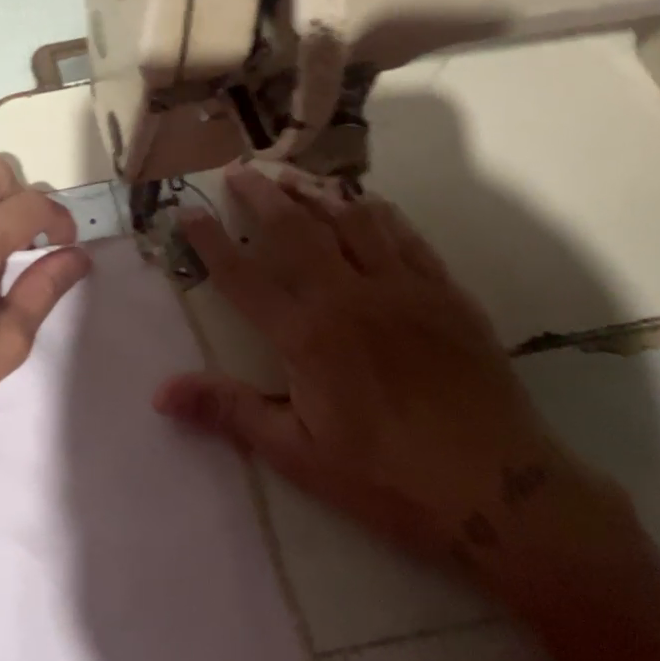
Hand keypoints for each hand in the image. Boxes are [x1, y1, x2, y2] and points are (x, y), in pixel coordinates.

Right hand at [153, 164, 636, 584]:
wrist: (498, 489)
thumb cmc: (386, 477)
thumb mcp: (297, 454)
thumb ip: (230, 411)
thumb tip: (162, 392)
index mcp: (306, 336)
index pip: (244, 276)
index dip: (210, 241)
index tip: (188, 212)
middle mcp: (349, 297)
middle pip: (296, 230)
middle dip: (262, 196)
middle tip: (239, 171)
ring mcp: (403, 289)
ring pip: (352, 220)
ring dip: (317, 194)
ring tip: (293, 177)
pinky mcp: (447, 294)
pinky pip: (406, 237)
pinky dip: (378, 213)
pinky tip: (366, 204)